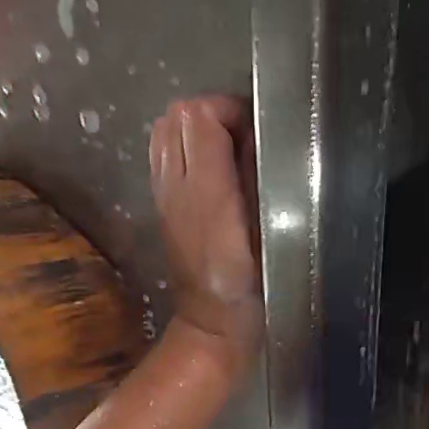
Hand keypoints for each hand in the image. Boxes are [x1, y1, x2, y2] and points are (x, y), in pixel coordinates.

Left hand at [149, 96, 260, 352]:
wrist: (211, 318)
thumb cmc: (254, 279)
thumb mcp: (269, 228)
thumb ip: (256, 176)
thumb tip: (252, 134)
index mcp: (208, 189)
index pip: (200, 116)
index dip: (229, 110)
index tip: (253, 130)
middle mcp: (177, 184)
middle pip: (176, 114)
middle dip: (209, 113)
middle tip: (239, 137)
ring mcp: (163, 192)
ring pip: (163, 129)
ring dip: (192, 128)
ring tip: (222, 148)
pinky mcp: (159, 201)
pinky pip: (161, 152)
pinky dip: (180, 145)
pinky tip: (205, 166)